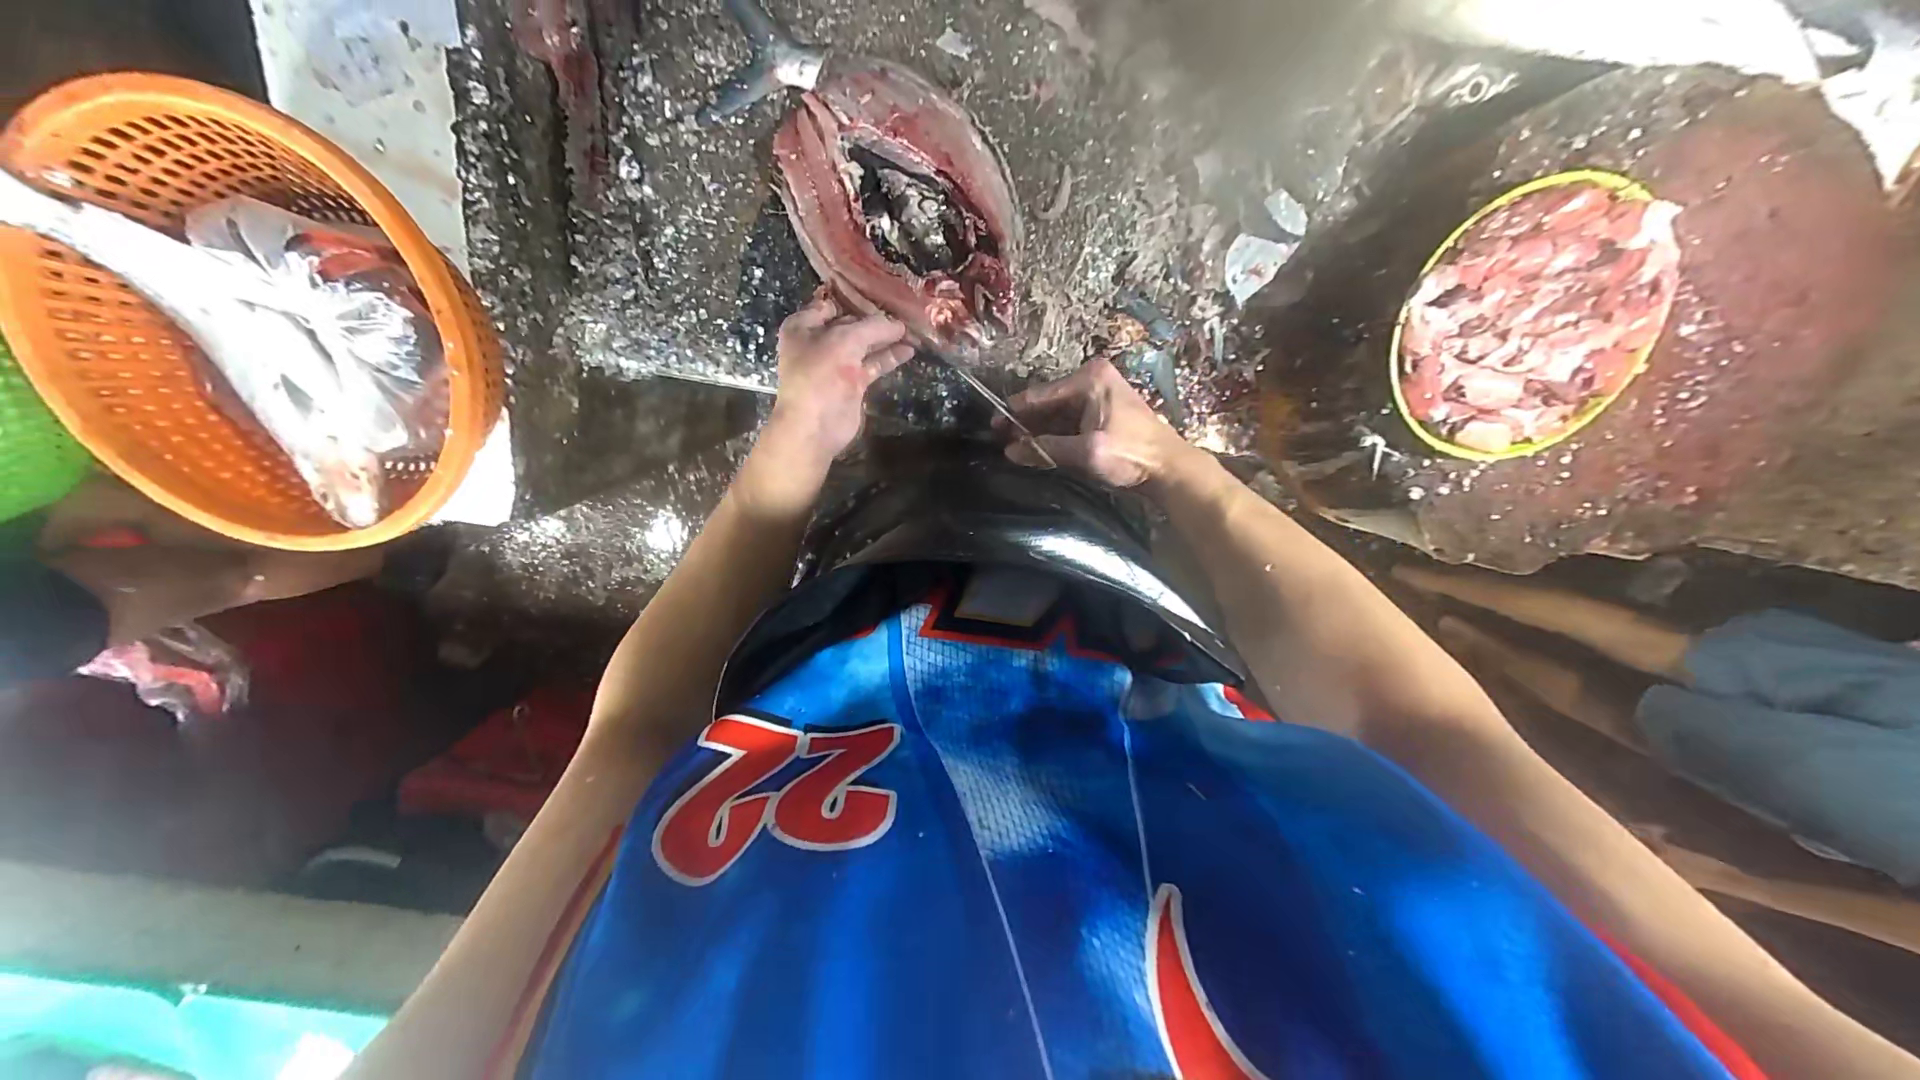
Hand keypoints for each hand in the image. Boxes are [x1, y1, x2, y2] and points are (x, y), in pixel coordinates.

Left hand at [764, 294, 914, 467]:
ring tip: (912, 330)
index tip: (882, 293)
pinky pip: (872, 364)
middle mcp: (818, 342)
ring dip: (886, 338)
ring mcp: (836, 364)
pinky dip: (889, 357)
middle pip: (851, 324)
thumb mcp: (846, 339)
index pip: (832, 304)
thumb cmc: (821, 373)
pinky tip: (908, 350)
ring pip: (865, 345)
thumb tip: (897, 324)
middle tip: (903, 310)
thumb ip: (873, 327)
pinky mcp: (852, 383)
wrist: (814, 423)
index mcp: (803, 326)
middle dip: (875, 319)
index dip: (855, 299)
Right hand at [1002, 358, 1207, 488]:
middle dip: (1025, 423)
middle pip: (1047, 402)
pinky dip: (1053, 434)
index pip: (1040, 394)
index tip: (991, 427)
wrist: (1170, 469)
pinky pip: (1069, 420)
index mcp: (1089, 379)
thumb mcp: (1086, 452)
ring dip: (1038, 431)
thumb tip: (1010, 450)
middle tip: (1000, 441)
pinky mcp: (1103, 412)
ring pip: (1056, 413)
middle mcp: (1092, 379)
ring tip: (1014, 447)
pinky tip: (1037, 448)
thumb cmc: (1131, 455)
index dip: (1013, 412)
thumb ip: (1046, 449)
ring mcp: (1099, 394)